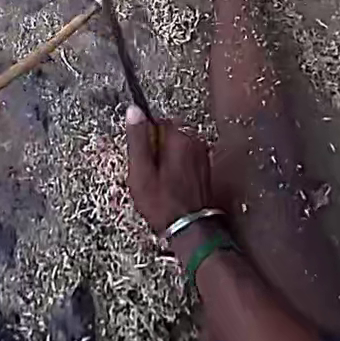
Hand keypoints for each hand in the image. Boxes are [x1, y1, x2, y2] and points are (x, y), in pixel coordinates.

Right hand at [123, 106, 213, 233]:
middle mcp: (194, 140)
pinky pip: (185, 158)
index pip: (156, 121)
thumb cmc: (163, 203)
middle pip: (167, 134)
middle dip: (156, 149)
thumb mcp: (141, 171)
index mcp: (179, 137)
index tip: (142, 159)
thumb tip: (134, 110)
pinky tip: (171, 186)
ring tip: (160, 183)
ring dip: (166, 159)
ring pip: (175, 147)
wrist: (190, 230)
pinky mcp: (205, 167)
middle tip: (149, 174)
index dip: (145, 140)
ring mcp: (202, 154)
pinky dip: (177, 168)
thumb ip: (138, 139)